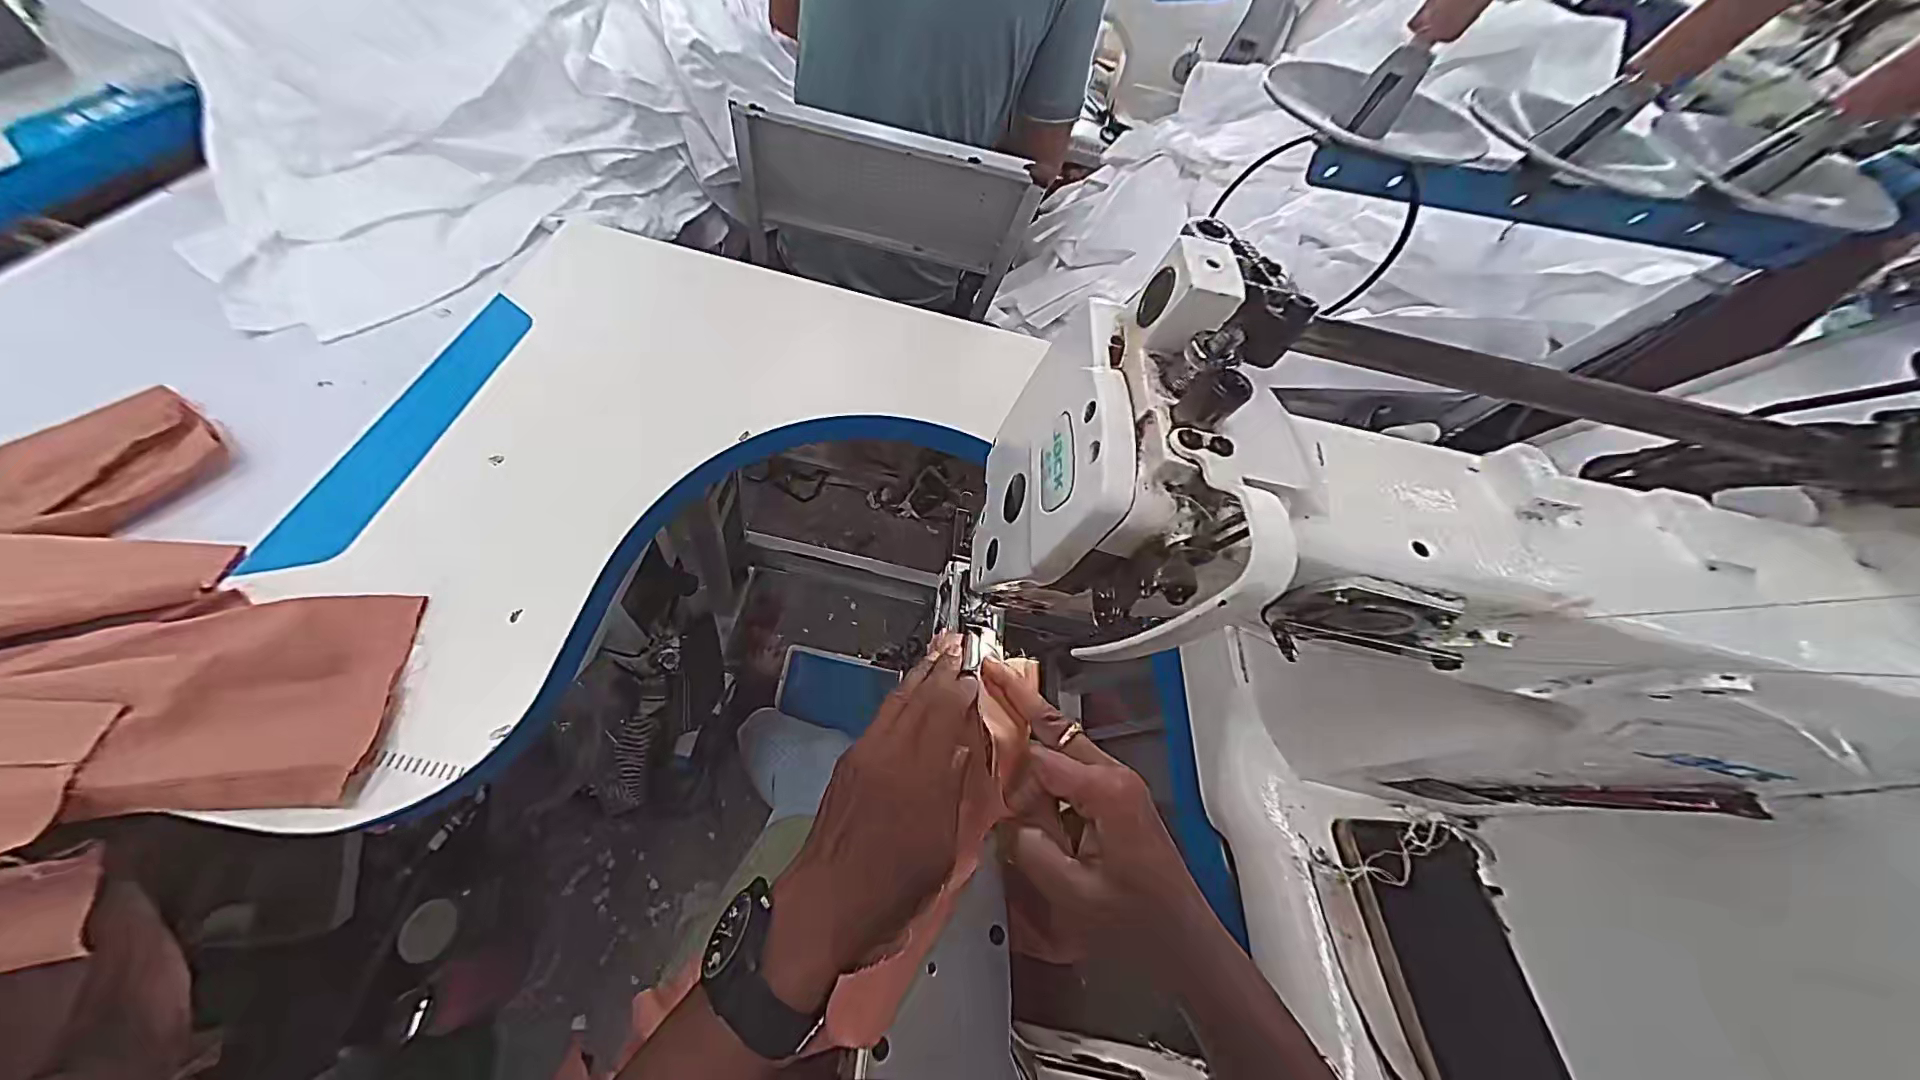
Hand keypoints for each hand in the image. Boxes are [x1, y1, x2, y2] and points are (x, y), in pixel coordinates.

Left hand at [763, 635, 982, 1010]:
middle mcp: (889, 753)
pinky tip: (907, 693)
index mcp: (919, 773)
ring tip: (935, 653)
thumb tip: (962, 751)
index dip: (960, 688)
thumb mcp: (943, 847)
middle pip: (919, 698)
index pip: (943, 712)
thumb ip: (953, 791)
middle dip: (940, 668)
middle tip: (957, 643)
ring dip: (918, 675)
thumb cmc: (893, 886)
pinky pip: (880, 717)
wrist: (827, 902)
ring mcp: (864, 754)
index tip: (974, 672)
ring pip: (896, 702)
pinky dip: (899, 697)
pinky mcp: (848, 763)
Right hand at [982, 659, 1210, 978]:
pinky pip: (1072, 765)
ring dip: (1032, 723)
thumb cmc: (1139, 922)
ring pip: (1065, 741)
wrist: (1182, 940)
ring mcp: (1118, 783)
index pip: (1039, 761)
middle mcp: (1115, 776)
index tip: (988, 779)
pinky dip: (1046, 755)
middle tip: (993, 672)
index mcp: (1107, 791)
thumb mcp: (1072, 891)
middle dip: (1021, 697)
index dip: (1010, 778)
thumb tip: (1003, 819)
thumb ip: (1028, 847)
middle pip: (1057, 726)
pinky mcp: (1115, 797)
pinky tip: (1026, 762)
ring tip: (1003, 701)